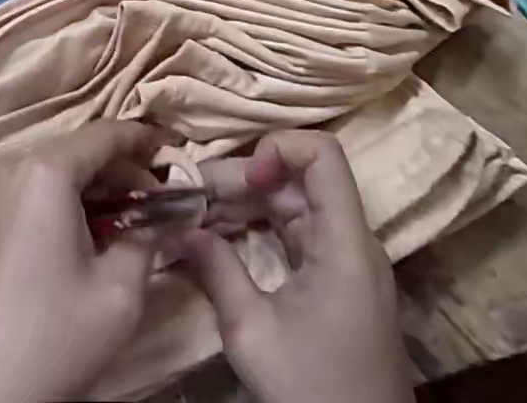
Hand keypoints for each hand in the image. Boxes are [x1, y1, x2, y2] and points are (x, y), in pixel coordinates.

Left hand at [0, 120, 165, 402]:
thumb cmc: (52, 334)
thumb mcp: (118, 292)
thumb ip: (147, 240)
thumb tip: (163, 218)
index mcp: (47, 170)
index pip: (105, 134)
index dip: (144, 138)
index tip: (175, 148)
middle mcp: (16, 166)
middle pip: (81, 149)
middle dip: (124, 168)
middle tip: (162, 197)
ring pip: (59, 169)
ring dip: (99, 185)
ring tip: (135, 216)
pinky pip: (39, 189)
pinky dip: (72, 199)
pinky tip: (95, 230)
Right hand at [177, 132, 413, 402]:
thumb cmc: (313, 390)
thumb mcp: (253, 332)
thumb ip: (216, 268)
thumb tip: (177, 225)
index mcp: (344, 242)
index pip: (322, 154)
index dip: (278, 149)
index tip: (242, 179)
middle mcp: (349, 240)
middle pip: (295, 178)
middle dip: (239, 180)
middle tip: (190, 198)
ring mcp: (341, 259)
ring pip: (289, 203)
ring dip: (240, 204)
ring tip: (192, 216)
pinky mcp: (331, 279)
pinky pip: (290, 231)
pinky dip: (253, 227)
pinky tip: (215, 236)